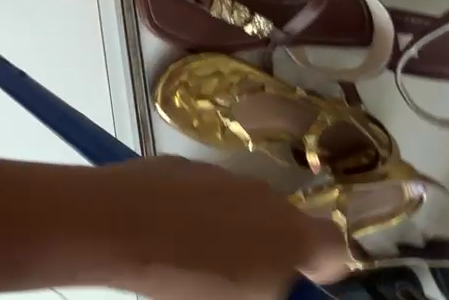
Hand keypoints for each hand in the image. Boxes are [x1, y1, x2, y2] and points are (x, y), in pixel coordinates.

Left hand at [94, 157, 350, 299]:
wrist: (113, 225)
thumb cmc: (191, 279)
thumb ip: (268, 289)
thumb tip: (261, 278)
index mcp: (294, 233)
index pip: (335, 246)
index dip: (321, 267)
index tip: (299, 282)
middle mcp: (259, 193)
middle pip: (280, 221)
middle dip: (268, 247)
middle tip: (242, 276)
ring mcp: (212, 172)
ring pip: (234, 203)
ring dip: (225, 225)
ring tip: (192, 254)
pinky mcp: (170, 162)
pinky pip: (194, 189)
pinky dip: (188, 206)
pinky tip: (162, 229)